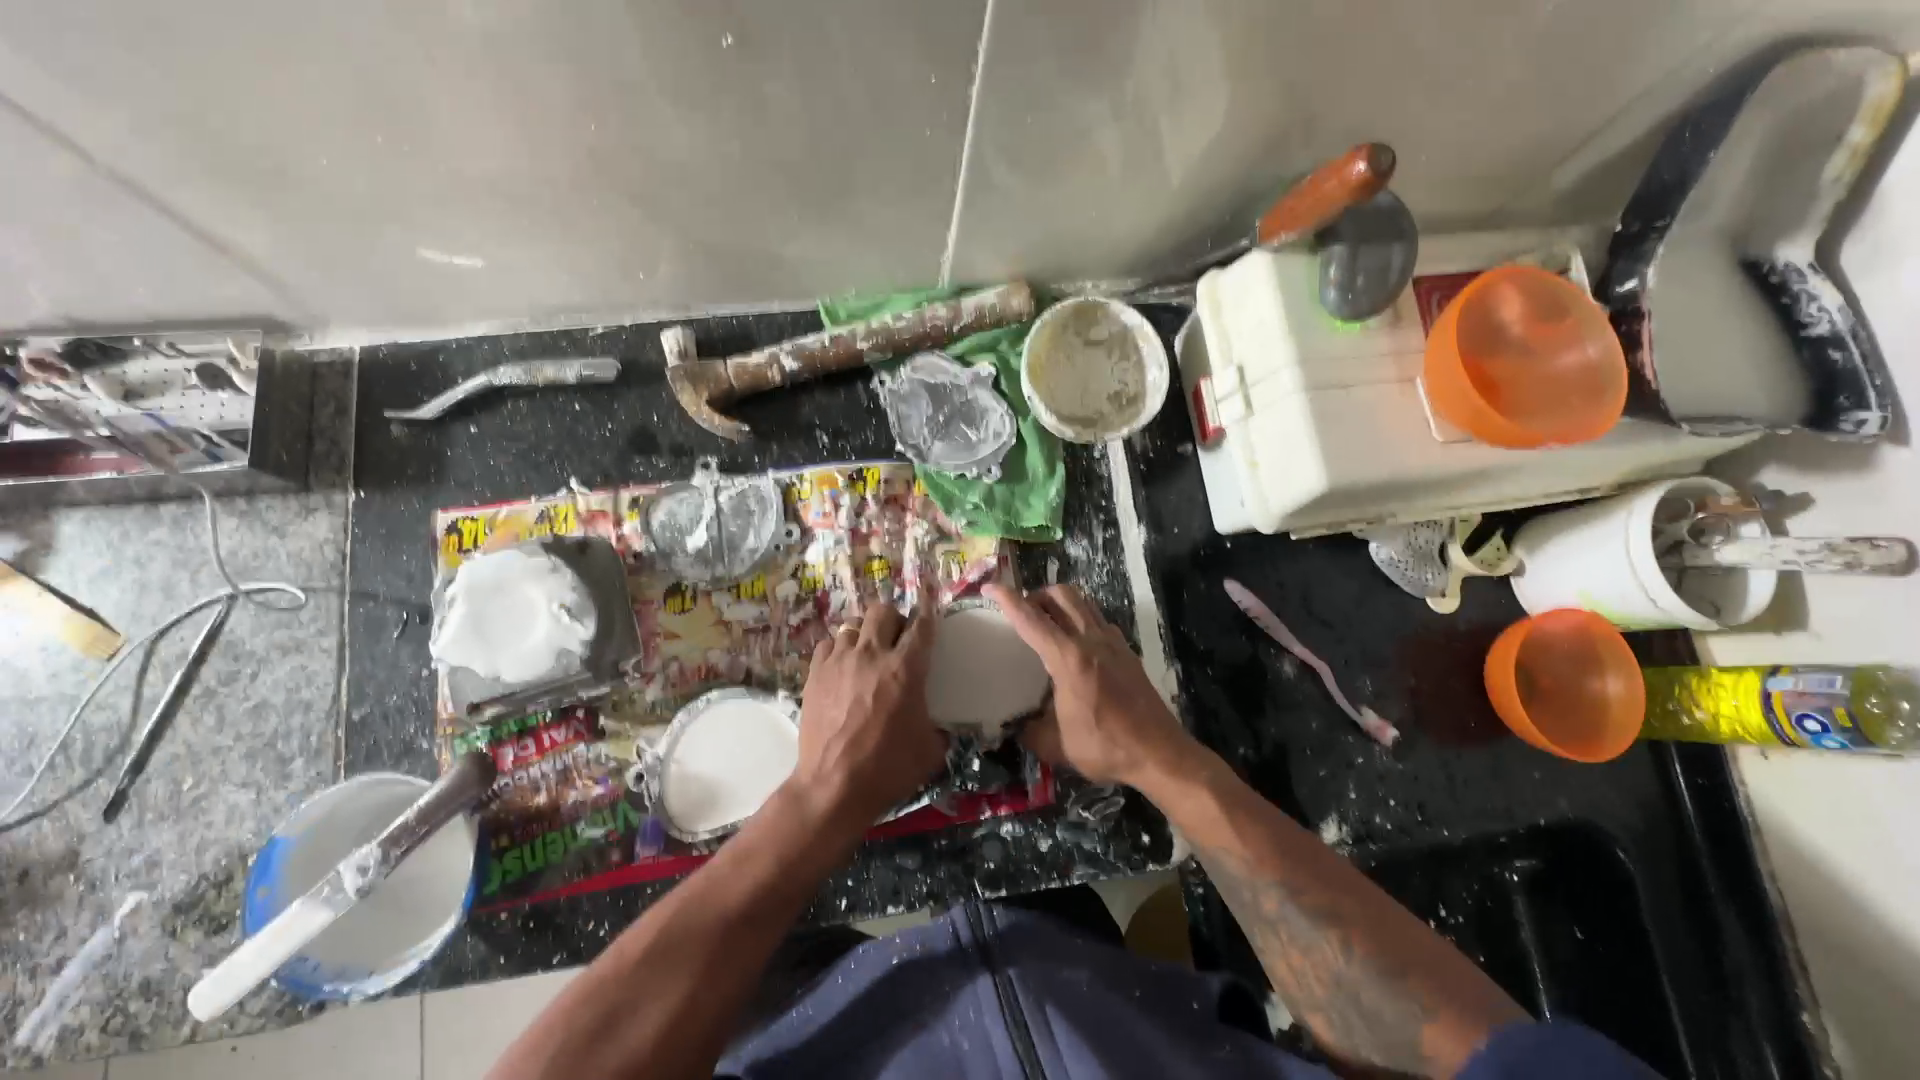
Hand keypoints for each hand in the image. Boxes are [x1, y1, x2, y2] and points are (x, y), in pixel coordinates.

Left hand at [790, 601, 949, 830]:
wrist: (834, 787)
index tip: (929, 597)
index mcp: (905, 669)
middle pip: (882, 612)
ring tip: (866, 654)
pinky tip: (842, 668)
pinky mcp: (815, 675)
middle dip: (894, 619)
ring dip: (864, 635)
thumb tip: (941, 726)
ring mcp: (839, 662)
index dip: (928, 608)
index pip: (921, 625)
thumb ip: (938, 728)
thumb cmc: (888, 769)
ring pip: (852, 625)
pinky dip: (838, 650)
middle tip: (897, 639)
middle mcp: (871, 655)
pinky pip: (828, 645)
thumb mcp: (931, 751)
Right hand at [985, 584, 1201, 789]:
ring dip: (1061, 602)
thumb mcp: (1055, 746)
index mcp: (1069, 659)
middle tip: (1022, 612)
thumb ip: (1029, 731)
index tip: (989, 587)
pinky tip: (1077, 643)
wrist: (1159, 754)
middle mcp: (1091, 641)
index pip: (1031, 619)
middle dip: (1037, 594)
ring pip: (1084, 602)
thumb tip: (1014, 725)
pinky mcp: (1127, 651)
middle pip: (1062, 595)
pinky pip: (1099, 620)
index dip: (1007, 599)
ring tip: (1047, 621)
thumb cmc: (1105, 748)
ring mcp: (1114, 643)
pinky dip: (1082, 619)